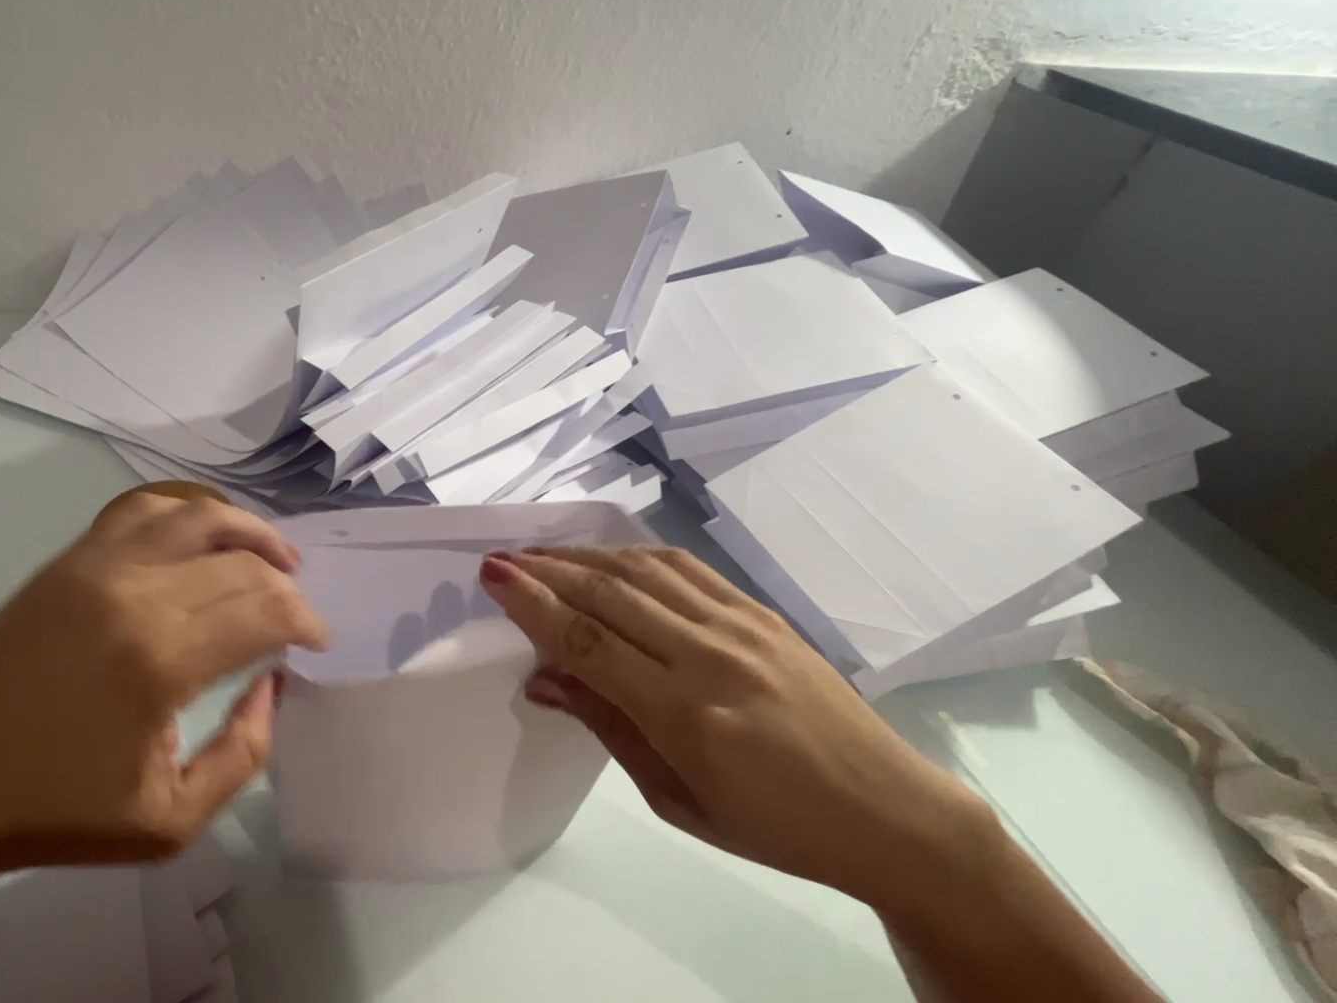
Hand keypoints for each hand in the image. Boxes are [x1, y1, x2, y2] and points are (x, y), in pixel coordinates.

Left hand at [0, 485, 327, 878]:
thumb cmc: (54, 813)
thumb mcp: (171, 820)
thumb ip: (245, 754)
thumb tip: (271, 686)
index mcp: (161, 659)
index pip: (266, 610)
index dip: (306, 622)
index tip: (316, 643)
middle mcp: (133, 593)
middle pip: (242, 562)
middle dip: (287, 586)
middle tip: (298, 615)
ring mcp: (93, 566)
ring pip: (196, 515)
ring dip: (248, 530)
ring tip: (274, 557)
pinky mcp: (64, 561)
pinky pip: (140, 510)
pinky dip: (186, 513)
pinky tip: (202, 537)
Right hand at [478, 545, 995, 911]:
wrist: (888, 811)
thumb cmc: (775, 827)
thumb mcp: (677, 799)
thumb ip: (608, 726)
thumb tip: (543, 678)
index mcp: (689, 716)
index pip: (590, 644)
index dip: (534, 606)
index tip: (493, 576)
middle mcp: (712, 657)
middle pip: (610, 596)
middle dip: (546, 571)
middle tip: (500, 558)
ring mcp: (742, 627)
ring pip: (644, 571)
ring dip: (584, 555)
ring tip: (540, 552)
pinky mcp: (762, 613)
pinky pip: (687, 569)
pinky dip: (636, 554)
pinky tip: (607, 554)